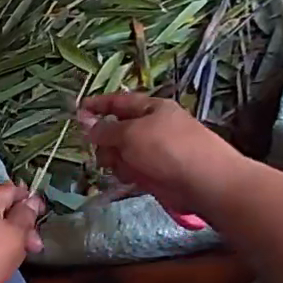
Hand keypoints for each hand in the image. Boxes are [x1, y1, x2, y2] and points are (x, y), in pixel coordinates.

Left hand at [0, 183, 44, 282]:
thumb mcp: (17, 233)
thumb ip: (26, 214)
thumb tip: (32, 200)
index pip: (11, 189)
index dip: (29, 199)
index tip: (43, 212)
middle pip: (0, 207)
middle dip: (21, 223)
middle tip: (36, 244)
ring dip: (10, 233)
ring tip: (25, 252)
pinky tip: (4, 254)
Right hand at [77, 94, 250, 228]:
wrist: (204, 181)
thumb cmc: (167, 148)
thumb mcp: (131, 134)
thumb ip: (106, 130)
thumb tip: (88, 126)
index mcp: (152, 108)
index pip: (120, 101)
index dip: (98, 105)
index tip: (78, 111)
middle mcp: (154, 127)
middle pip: (119, 130)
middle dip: (106, 141)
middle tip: (101, 153)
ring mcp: (157, 151)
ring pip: (124, 153)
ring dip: (117, 160)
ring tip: (122, 169)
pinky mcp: (159, 173)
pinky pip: (135, 170)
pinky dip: (129, 174)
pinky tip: (131, 180)